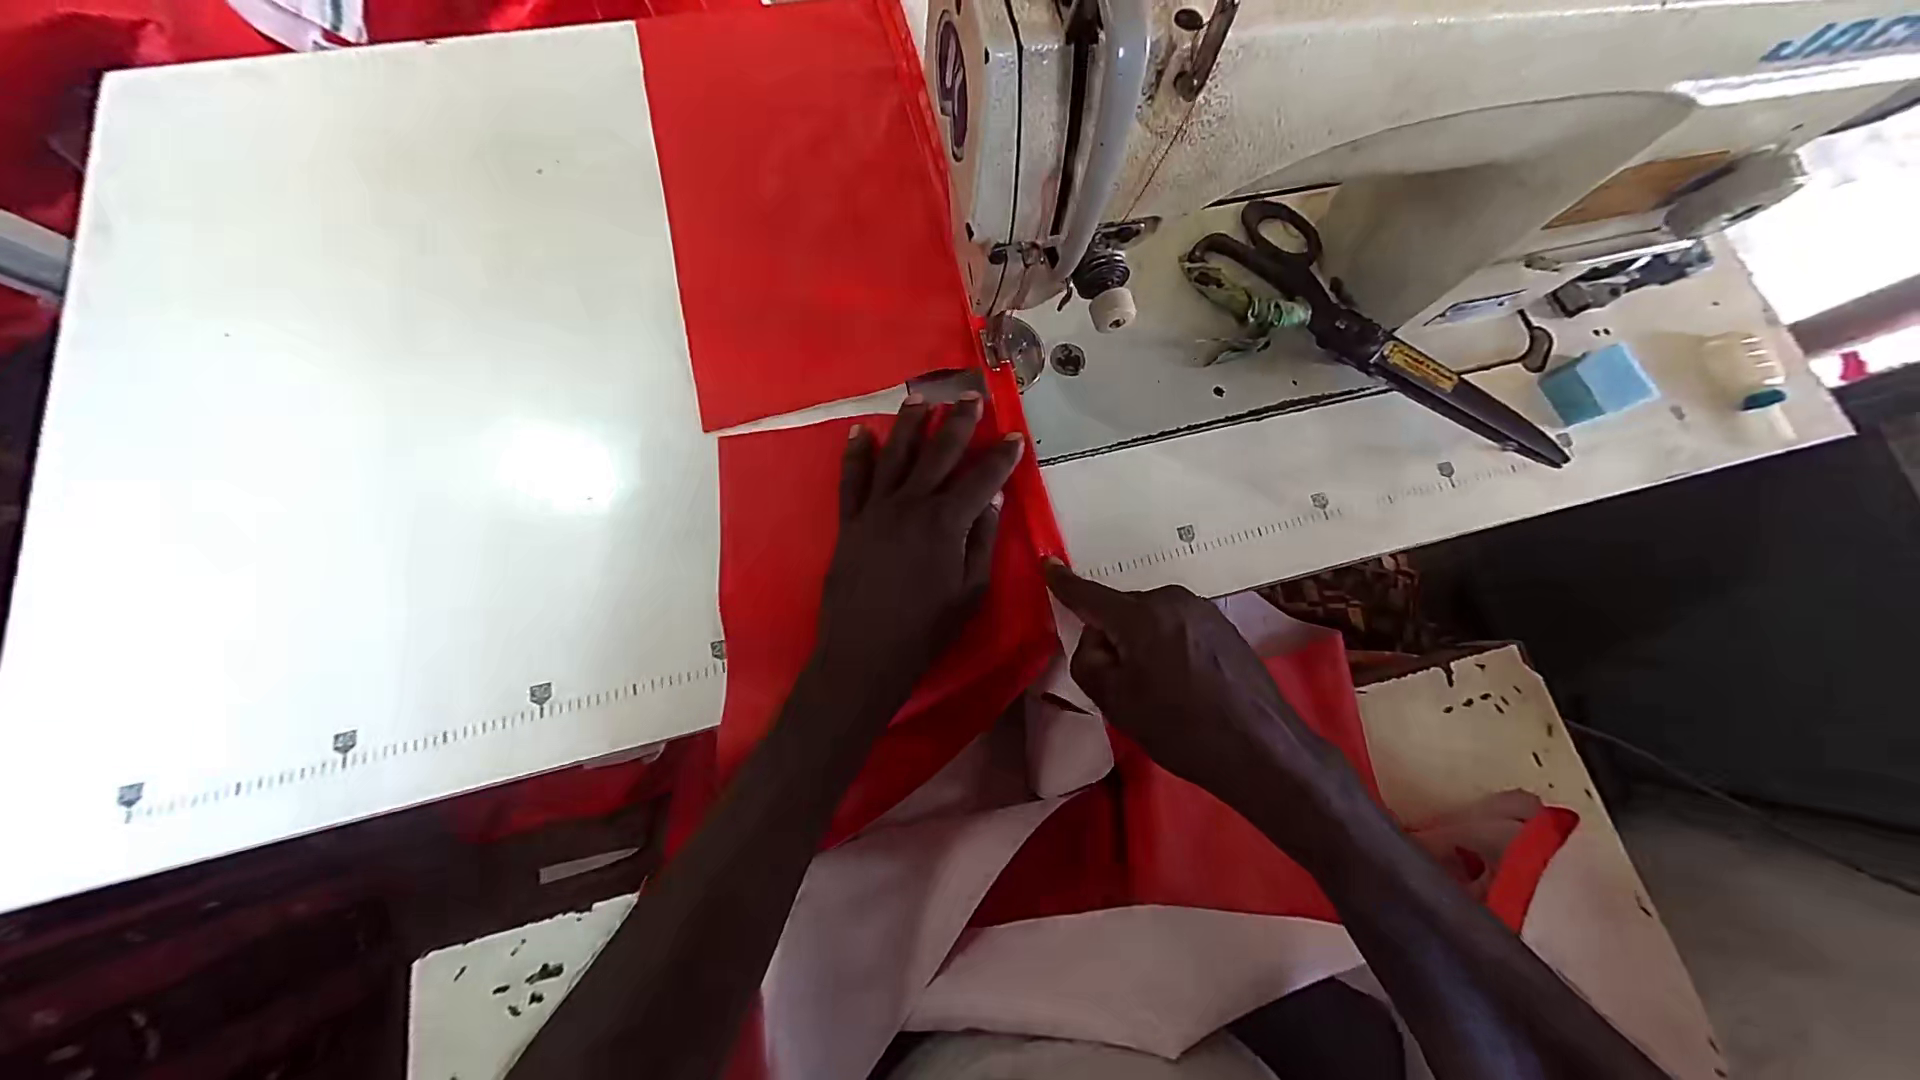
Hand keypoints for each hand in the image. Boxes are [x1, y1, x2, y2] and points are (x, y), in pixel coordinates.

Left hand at [817, 393, 1024, 694]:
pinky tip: (859, 432)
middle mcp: (911, 505)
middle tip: (971, 395)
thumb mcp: (970, 591)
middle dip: (958, 422)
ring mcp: (876, 510)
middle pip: (939, 453)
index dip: (1001, 456)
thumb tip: (992, 502)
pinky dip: (855, 454)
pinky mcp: (850, 522)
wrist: (865, 653)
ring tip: (920, 397)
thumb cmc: (926, 630)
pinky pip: (851, 481)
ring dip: (909, 424)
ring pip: (894, 455)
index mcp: (946, 523)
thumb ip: (982, 542)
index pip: (981, 479)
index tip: (1014, 436)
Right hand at [1044, 564, 1359, 825]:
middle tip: (1123, 683)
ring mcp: (1203, 610)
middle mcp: (1171, 600)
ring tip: (1159, 688)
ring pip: (1151, 619)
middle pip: (1123, 610)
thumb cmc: (1180, 727)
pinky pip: (1177, 627)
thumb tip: (1096, 639)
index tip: (1048, 564)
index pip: (1090, 594)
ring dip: (1142, 642)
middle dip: (1113, 635)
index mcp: (1140, 615)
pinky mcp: (1224, 625)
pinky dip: (1167, 646)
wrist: (1262, 748)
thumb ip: (1089, 660)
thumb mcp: (1116, 702)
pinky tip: (1184, 683)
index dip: (1064, 583)